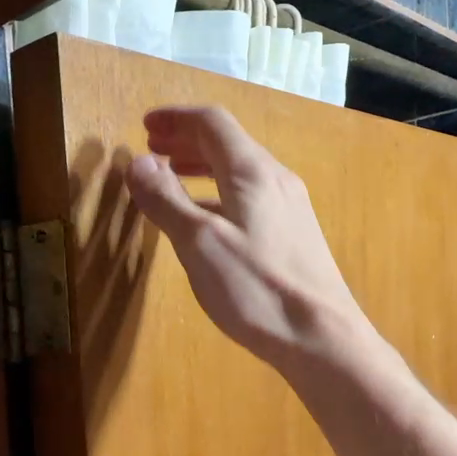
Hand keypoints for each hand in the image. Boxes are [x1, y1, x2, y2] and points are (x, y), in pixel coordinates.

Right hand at [124, 106, 358, 364]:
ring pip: (238, 172)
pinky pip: (248, 197)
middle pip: (228, 144)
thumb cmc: (255, 288)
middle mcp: (275, 180)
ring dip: (201, 167)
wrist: (320, 337)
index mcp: (251, 172)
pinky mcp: (293, 236)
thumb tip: (136, 162)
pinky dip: (217, 194)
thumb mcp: (199, 243)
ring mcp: (289, 208)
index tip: (144, 126)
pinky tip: (204, 220)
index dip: (175, 119)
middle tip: (152, 149)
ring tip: (171, 179)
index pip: (212, 123)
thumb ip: (166, 200)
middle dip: (186, 141)